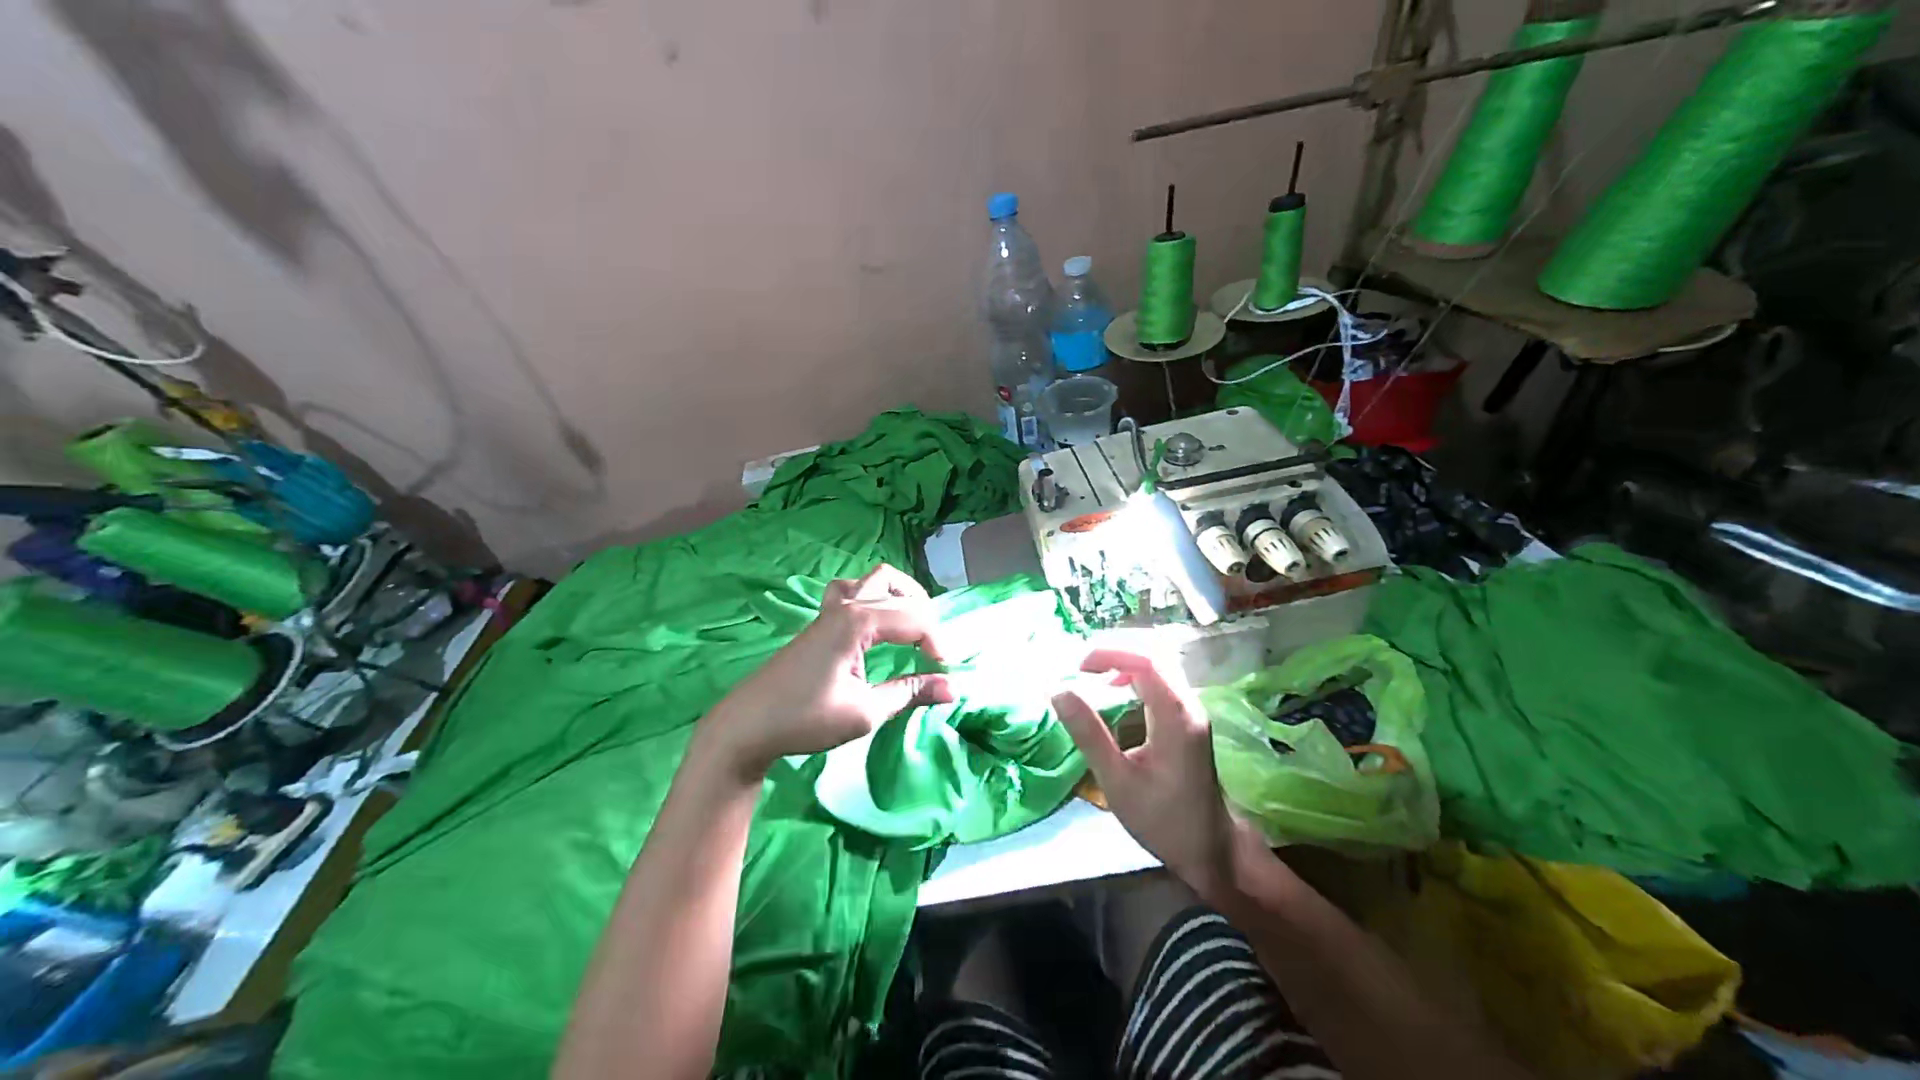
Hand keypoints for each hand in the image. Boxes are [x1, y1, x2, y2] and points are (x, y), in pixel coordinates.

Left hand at [697, 565, 955, 780]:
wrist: (748, 725)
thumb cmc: (805, 719)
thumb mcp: (865, 712)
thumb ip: (909, 693)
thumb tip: (952, 689)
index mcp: (857, 622)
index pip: (915, 619)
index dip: (937, 644)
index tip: (944, 675)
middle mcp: (845, 607)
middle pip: (897, 588)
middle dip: (924, 615)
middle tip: (932, 651)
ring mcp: (829, 611)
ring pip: (872, 580)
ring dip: (899, 595)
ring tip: (912, 625)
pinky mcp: (819, 622)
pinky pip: (851, 591)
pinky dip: (872, 597)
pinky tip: (875, 624)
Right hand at [1053, 649, 1272, 906]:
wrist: (1212, 850)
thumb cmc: (1163, 820)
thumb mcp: (1117, 780)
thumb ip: (1089, 733)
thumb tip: (1059, 692)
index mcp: (1175, 716)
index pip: (1145, 661)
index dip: (1110, 653)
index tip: (1078, 667)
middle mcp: (1189, 705)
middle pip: (1156, 654)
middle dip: (1116, 650)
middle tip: (1082, 664)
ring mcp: (1192, 712)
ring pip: (1161, 664)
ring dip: (1126, 660)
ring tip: (1093, 671)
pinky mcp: (1189, 721)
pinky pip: (1164, 680)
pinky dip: (1137, 673)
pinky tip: (1116, 687)